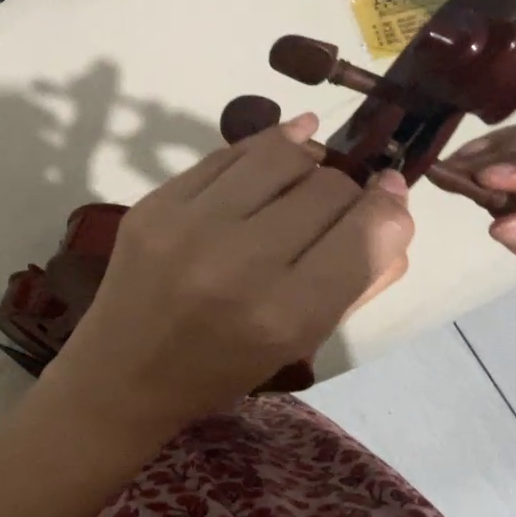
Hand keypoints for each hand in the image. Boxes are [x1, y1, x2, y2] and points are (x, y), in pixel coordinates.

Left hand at [43, 114, 413, 441]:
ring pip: (277, 157)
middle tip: (342, 197)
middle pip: (325, 189)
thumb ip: (358, 281)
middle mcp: (237, 263)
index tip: (390, 194)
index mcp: (285, 315)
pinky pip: (224, 156)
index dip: (389, 208)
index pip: (365, 234)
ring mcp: (186, 227)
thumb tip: (394, 207)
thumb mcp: (300, 343)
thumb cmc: (220, 369)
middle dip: (347, 188)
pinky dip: (261, 147)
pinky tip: (283, 144)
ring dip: (307, 157)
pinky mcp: (153, 205)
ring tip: (312, 165)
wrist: (122, 372)